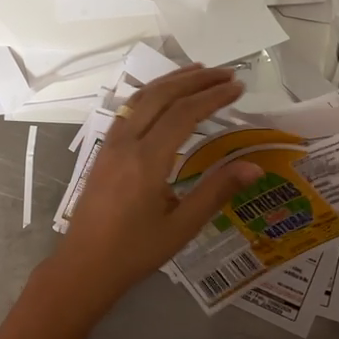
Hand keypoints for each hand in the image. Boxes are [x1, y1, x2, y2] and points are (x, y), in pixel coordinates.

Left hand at [55, 66, 263, 301]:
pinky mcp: (103, 152)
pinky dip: (151, 94)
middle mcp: (126, 143)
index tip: (238, 87)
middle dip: (196, 80)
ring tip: (199, 72)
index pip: (184, 113)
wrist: (84, 266)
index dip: (212, 96)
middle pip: (162, 96)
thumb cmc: (135, 251)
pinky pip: (128, 110)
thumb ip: (216, 191)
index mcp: (146, 161)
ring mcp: (110, 145)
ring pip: (141, 98)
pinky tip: (164, 97)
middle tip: (227, 73)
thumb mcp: (181, 226)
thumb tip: (254, 166)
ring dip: (171, 81)